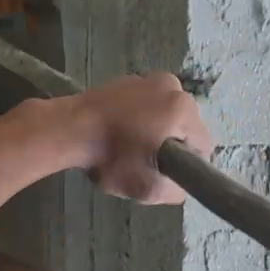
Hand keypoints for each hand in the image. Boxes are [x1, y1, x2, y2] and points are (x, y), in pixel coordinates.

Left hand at [59, 73, 212, 204]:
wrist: (67, 129)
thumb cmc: (109, 157)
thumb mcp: (146, 188)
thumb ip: (175, 192)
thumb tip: (180, 187)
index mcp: (183, 109)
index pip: (202, 146)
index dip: (187, 166)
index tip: (165, 174)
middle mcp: (172, 86)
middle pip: (184, 128)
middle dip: (170, 146)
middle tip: (143, 162)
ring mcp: (148, 79)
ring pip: (165, 116)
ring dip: (154, 132)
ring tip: (128, 148)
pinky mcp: (127, 80)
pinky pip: (145, 106)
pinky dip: (138, 119)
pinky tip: (118, 133)